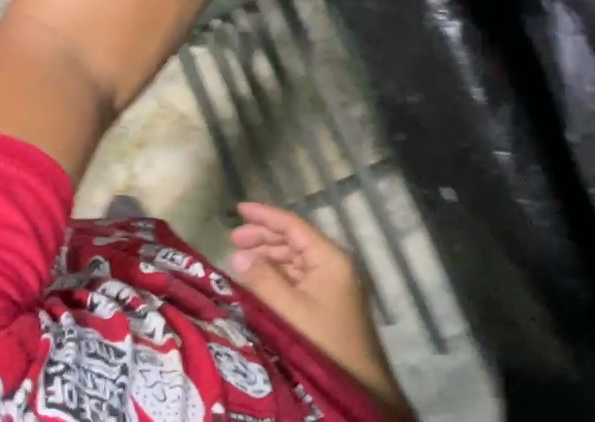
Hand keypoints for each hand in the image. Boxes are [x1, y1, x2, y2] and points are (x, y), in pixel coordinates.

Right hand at [229, 203, 411, 416]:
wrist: (362, 385)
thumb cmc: (324, 341)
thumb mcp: (289, 309)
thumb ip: (262, 278)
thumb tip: (239, 255)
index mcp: (329, 257)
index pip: (292, 225)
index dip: (264, 215)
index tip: (238, 209)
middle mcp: (333, 263)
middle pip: (293, 239)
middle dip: (263, 236)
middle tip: (232, 239)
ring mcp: (332, 282)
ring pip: (295, 258)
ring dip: (268, 255)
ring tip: (240, 259)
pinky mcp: (329, 300)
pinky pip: (298, 276)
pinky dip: (277, 273)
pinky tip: (259, 279)